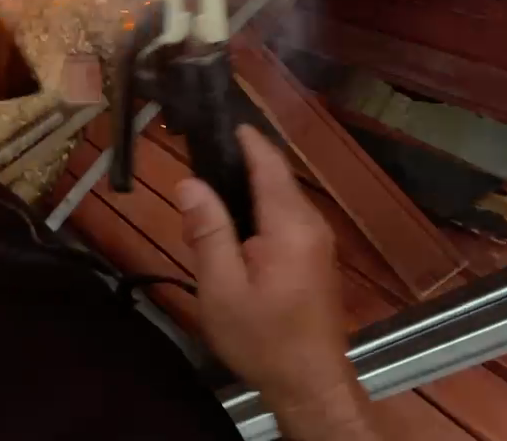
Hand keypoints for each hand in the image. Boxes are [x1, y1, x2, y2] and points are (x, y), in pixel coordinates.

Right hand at [176, 126, 379, 440]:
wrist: (310, 388)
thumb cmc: (263, 338)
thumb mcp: (222, 287)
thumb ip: (208, 230)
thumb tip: (190, 182)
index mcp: (290, 225)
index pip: (268, 162)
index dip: (242, 137)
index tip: (211, 119)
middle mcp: (310, 223)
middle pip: (272, 174)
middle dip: (233, 166)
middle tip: (192, 174)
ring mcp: (316, 239)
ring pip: (276, 195)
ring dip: (242, 189)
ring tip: (202, 202)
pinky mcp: (314, 254)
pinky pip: (282, 214)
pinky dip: (255, 208)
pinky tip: (229, 229)